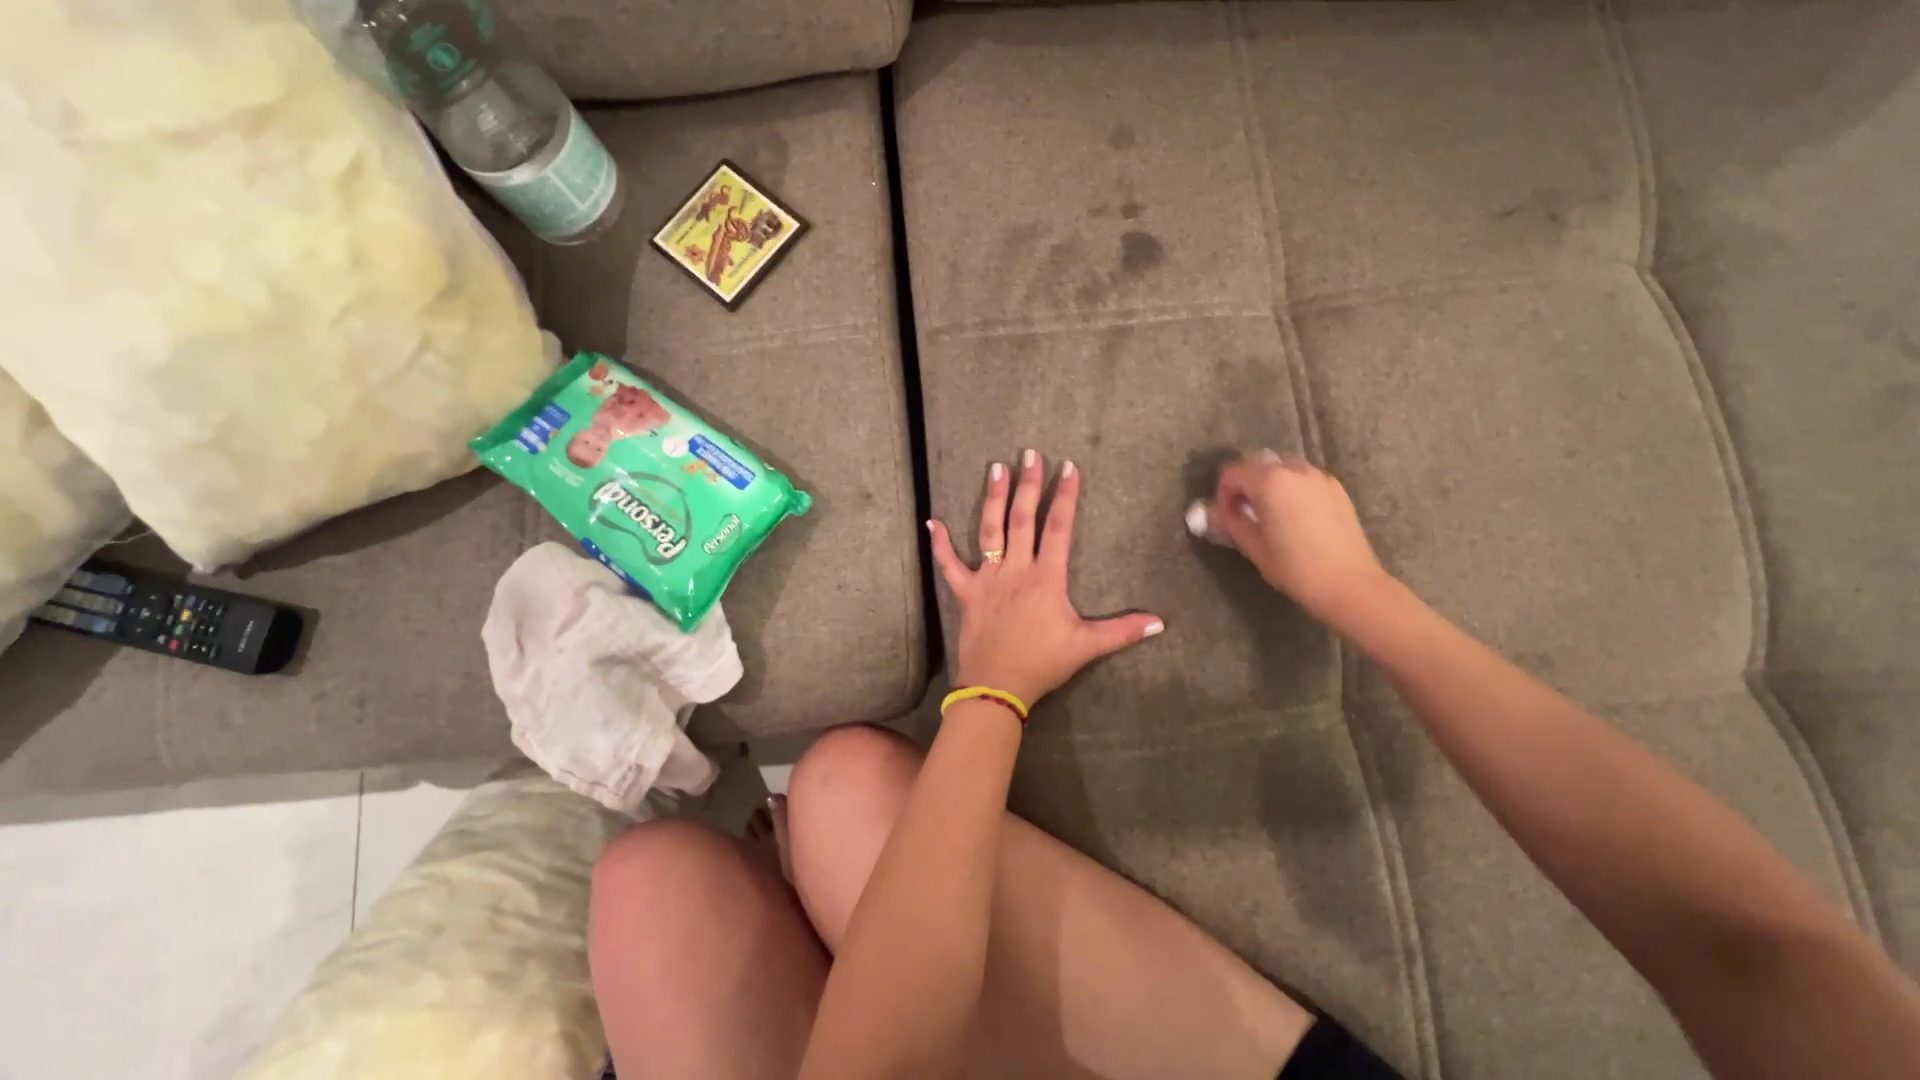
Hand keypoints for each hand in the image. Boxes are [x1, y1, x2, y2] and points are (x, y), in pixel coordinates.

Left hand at [928, 451, 1163, 708]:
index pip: (1058, 528)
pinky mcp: (966, 594)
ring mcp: (988, 580)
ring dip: (992, 498)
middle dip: (1028, 484)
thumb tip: (1160, 623)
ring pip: (989, 531)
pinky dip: (941, 544)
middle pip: (1022, 519)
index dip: (1065, 496)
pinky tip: (933, 521)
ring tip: (995, 468)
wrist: (997, 686)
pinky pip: (950, 565)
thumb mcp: (1087, 646)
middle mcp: (1016, 570)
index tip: (1068, 467)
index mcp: (1046, 578)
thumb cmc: (1042, 664)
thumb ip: (1122, 631)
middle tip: (1029, 453)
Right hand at [1210, 450, 1391, 626]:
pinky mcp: (1336, 488)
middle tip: (1244, 513)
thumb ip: (1231, 523)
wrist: (1350, 583)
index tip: (1225, 515)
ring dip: (1269, 485)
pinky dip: (1292, 489)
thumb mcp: (1254, 548)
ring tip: (1271, 514)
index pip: (1232, 473)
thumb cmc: (1296, 569)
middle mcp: (1294, 470)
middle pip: (1258, 465)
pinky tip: (1295, 517)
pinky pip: (1304, 479)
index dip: (1222, 493)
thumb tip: (1216, 513)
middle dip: (1245, 485)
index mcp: (1270, 482)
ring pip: (1283, 469)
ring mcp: (1319, 477)